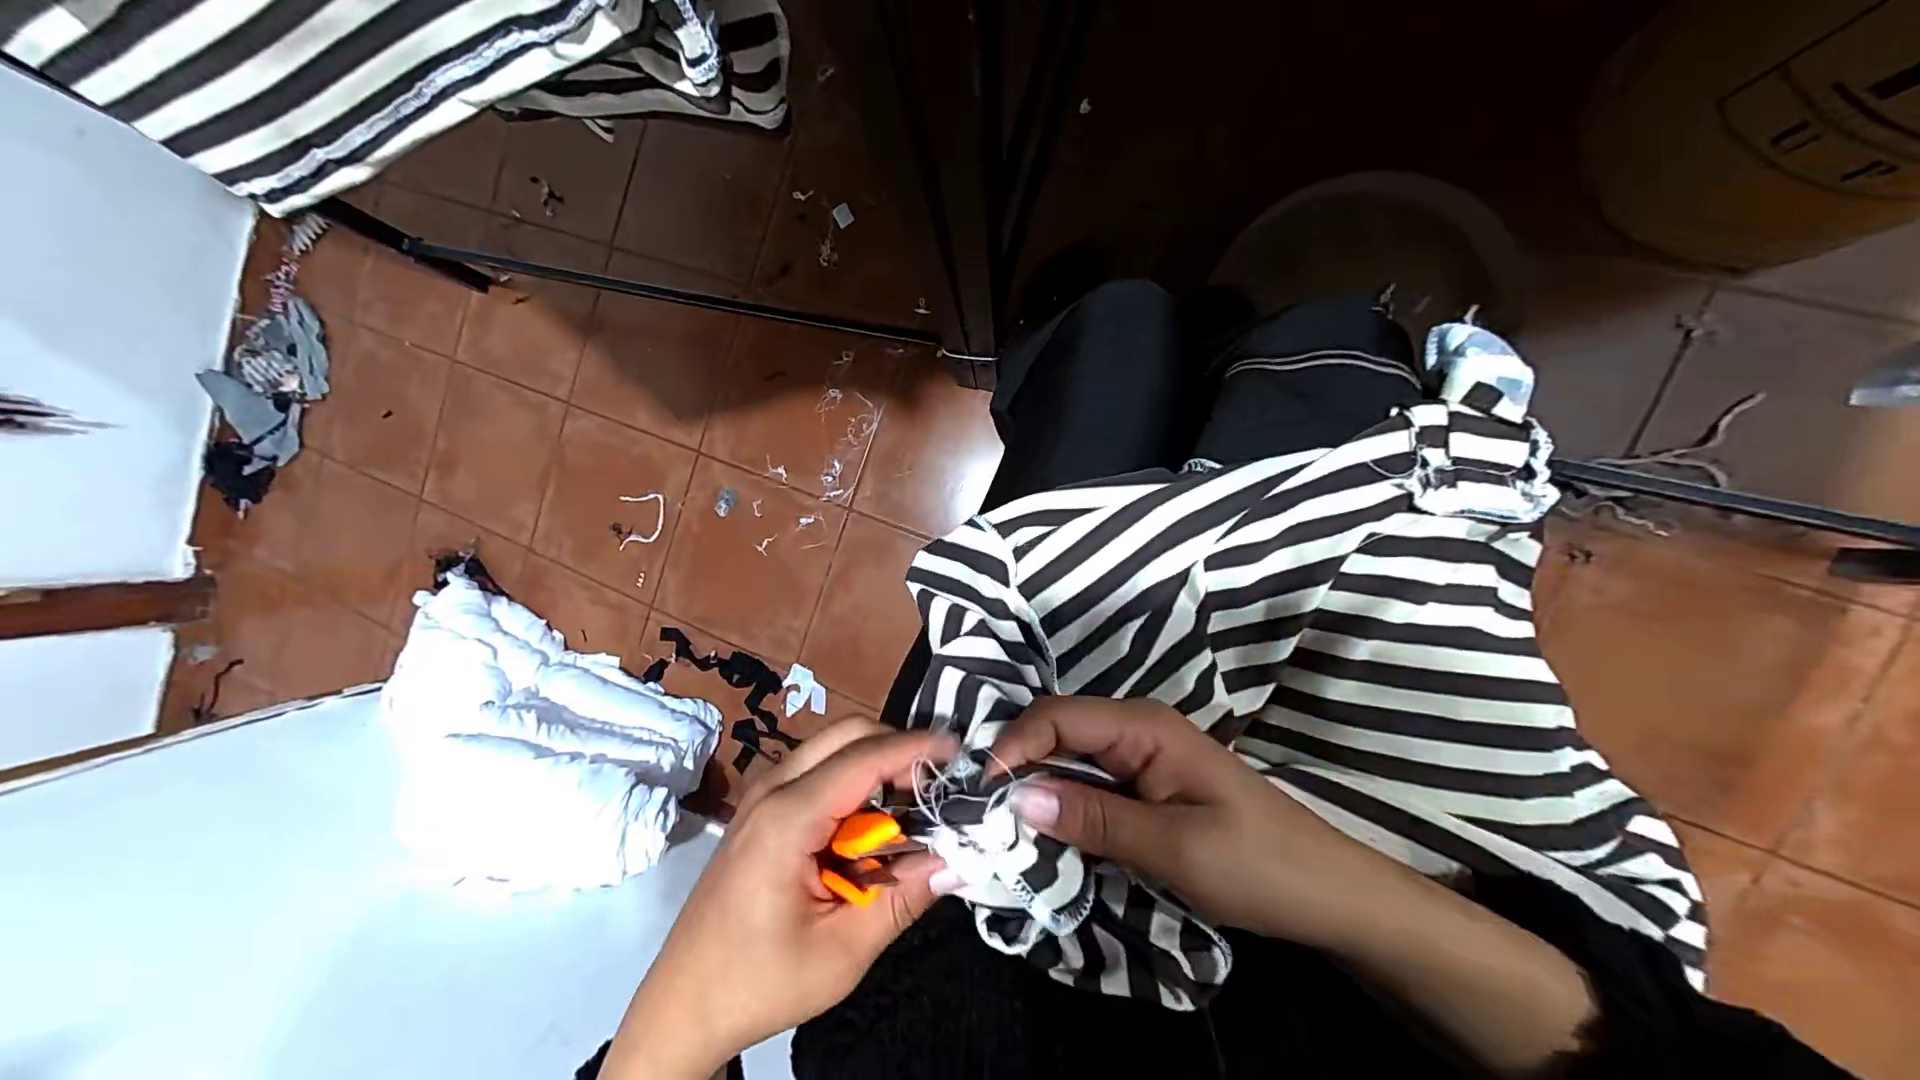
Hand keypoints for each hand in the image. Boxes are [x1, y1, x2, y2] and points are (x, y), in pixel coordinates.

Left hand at [600, 721, 957, 1078]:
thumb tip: (959, 857)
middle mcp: (773, 789)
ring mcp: (762, 795)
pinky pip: (817, 769)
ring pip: (832, 747)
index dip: (916, 748)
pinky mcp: (761, 809)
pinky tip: (870, 822)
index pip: (865, 757)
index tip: (960, 752)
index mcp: (789, 817)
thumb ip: (904, 897)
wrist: (682, 1004)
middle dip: (898, 747)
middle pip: (848, 734)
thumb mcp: (843, 951)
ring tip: (911, 804)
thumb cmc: (759, 981)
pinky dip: (853, 779)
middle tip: (936, 785)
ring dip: (875, 762)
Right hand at [992, 697, 1595, 1072]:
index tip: (984, 790)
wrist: (1329, 895)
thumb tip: (1017, 794)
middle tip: (983, 810)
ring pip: (1071, 757)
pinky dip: (1064, 802)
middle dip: (1019, 762)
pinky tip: (1046, 828)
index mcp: (1145, 726)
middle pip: (1059, 730)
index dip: (1015, 744)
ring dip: (1038, 784)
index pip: (1059, 716)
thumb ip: (1093, 817)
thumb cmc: (1257, 865)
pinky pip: (1091, 782)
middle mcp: (1138, 729)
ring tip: (1002, 822)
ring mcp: (1143, 756)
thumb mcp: (1172, 846)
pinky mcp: (1147, 785)